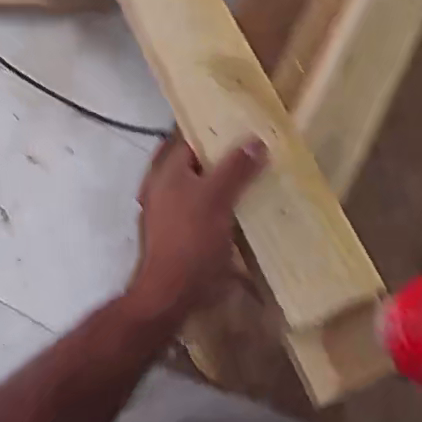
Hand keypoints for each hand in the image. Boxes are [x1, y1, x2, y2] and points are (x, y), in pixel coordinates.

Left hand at [122, 135, 267, 325]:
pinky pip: (205, 212)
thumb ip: (236, 168)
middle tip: (257, 153)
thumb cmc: (191, 239)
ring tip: (258, 179)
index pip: (190, 139)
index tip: (245, 128)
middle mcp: (163, 189)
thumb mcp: (217, 198)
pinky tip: (246, 211)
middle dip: (224, 160)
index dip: (216, 133)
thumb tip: (255, 141)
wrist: (172, 292)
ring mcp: (170, 214)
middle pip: (197, 165)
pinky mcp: (181, 236)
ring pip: (202, 190)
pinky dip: (222, 208)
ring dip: (225, 185)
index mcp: (166, 173)